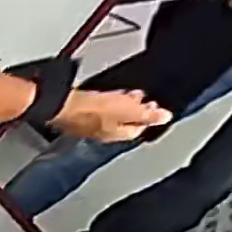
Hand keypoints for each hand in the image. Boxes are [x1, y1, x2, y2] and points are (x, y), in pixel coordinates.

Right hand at [50, 89, 172, 141]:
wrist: (66, 106)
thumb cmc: (97, 110)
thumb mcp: (131, 111)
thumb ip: (149, 115)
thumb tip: (165, 117)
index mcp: (117, 135)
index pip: (139, 129)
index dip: (149, 117)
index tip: (154, 105)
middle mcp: (103, 134)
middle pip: (124, 124)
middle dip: (134, 111)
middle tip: (140, 99)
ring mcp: (88, 127)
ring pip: (110, 118)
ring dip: (120, 107)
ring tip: (124, 95)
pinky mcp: (77, 119)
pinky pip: (97, 113)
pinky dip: (105, 106)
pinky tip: (106, 98)